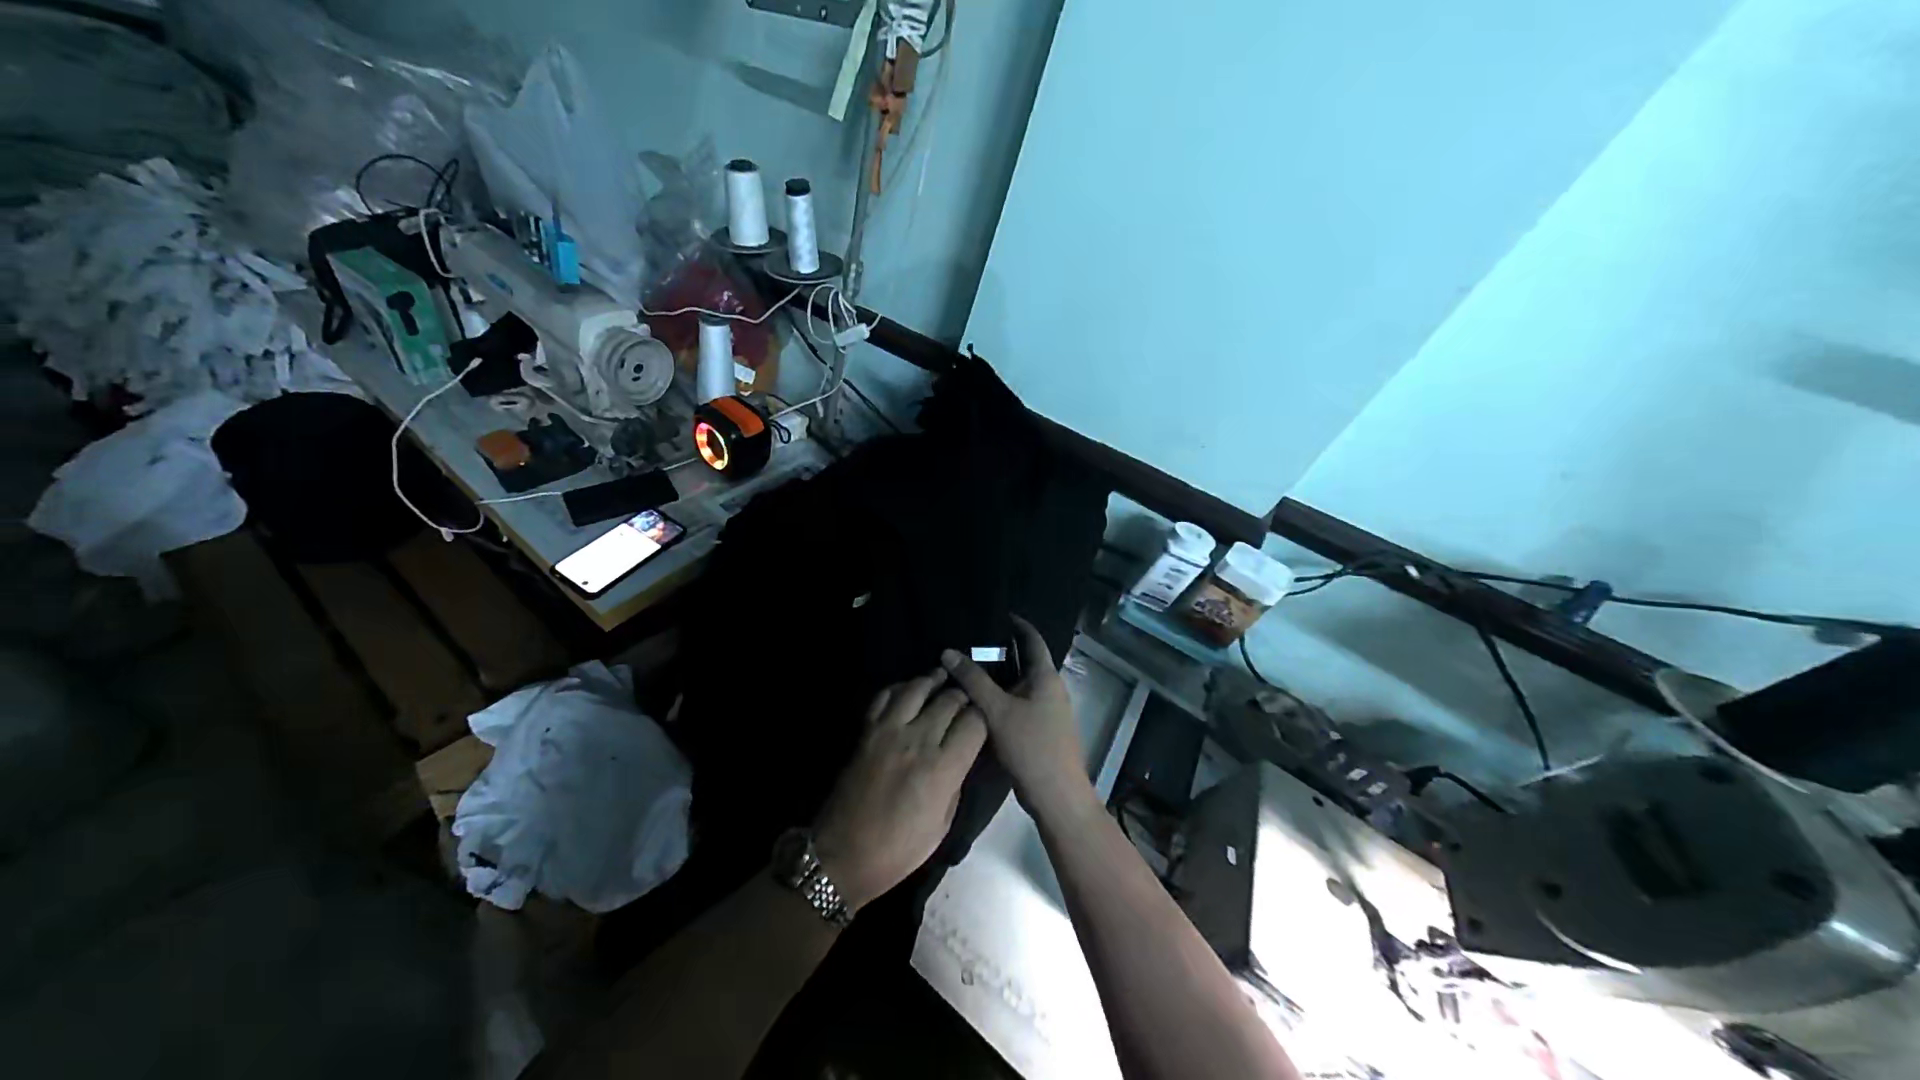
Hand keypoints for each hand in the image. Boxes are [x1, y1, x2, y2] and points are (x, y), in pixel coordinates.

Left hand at [812, 671, 988, 912]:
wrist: (844, 853)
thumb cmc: (899, 849)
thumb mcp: (942, 824)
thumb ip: (956, 782)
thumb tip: (962, 754)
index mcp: (942, 768)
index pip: (974, 722)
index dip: (984, 716)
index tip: (986, 717)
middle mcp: (918, 740)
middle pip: (949, 699)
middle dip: (963, 695)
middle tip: (968, 698)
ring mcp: (888, 731)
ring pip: (917, 688)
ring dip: (934, 681)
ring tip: (942, 679)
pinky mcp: (866, 731)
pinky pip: (884, 696)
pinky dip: (900, 688)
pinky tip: (909, 691)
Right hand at [941, 615, 1091, 822]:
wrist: (1056, 795)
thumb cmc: (1031, 746)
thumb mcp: (997, 710)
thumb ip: (973, 681)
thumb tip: (948, 651)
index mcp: (1046, 677)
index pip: (1033, 640)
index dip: (1017, 624)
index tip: (997, 614)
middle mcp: (1051, 689)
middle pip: (1025, 662)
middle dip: (1001, 652)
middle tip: (970, 644)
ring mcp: (1048, 711)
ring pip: (1020, 686)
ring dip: (999, 678)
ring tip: (969, 671)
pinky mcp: (1041, 730)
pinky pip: (1019, 705)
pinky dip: (1002, 699)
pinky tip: (980, 704)